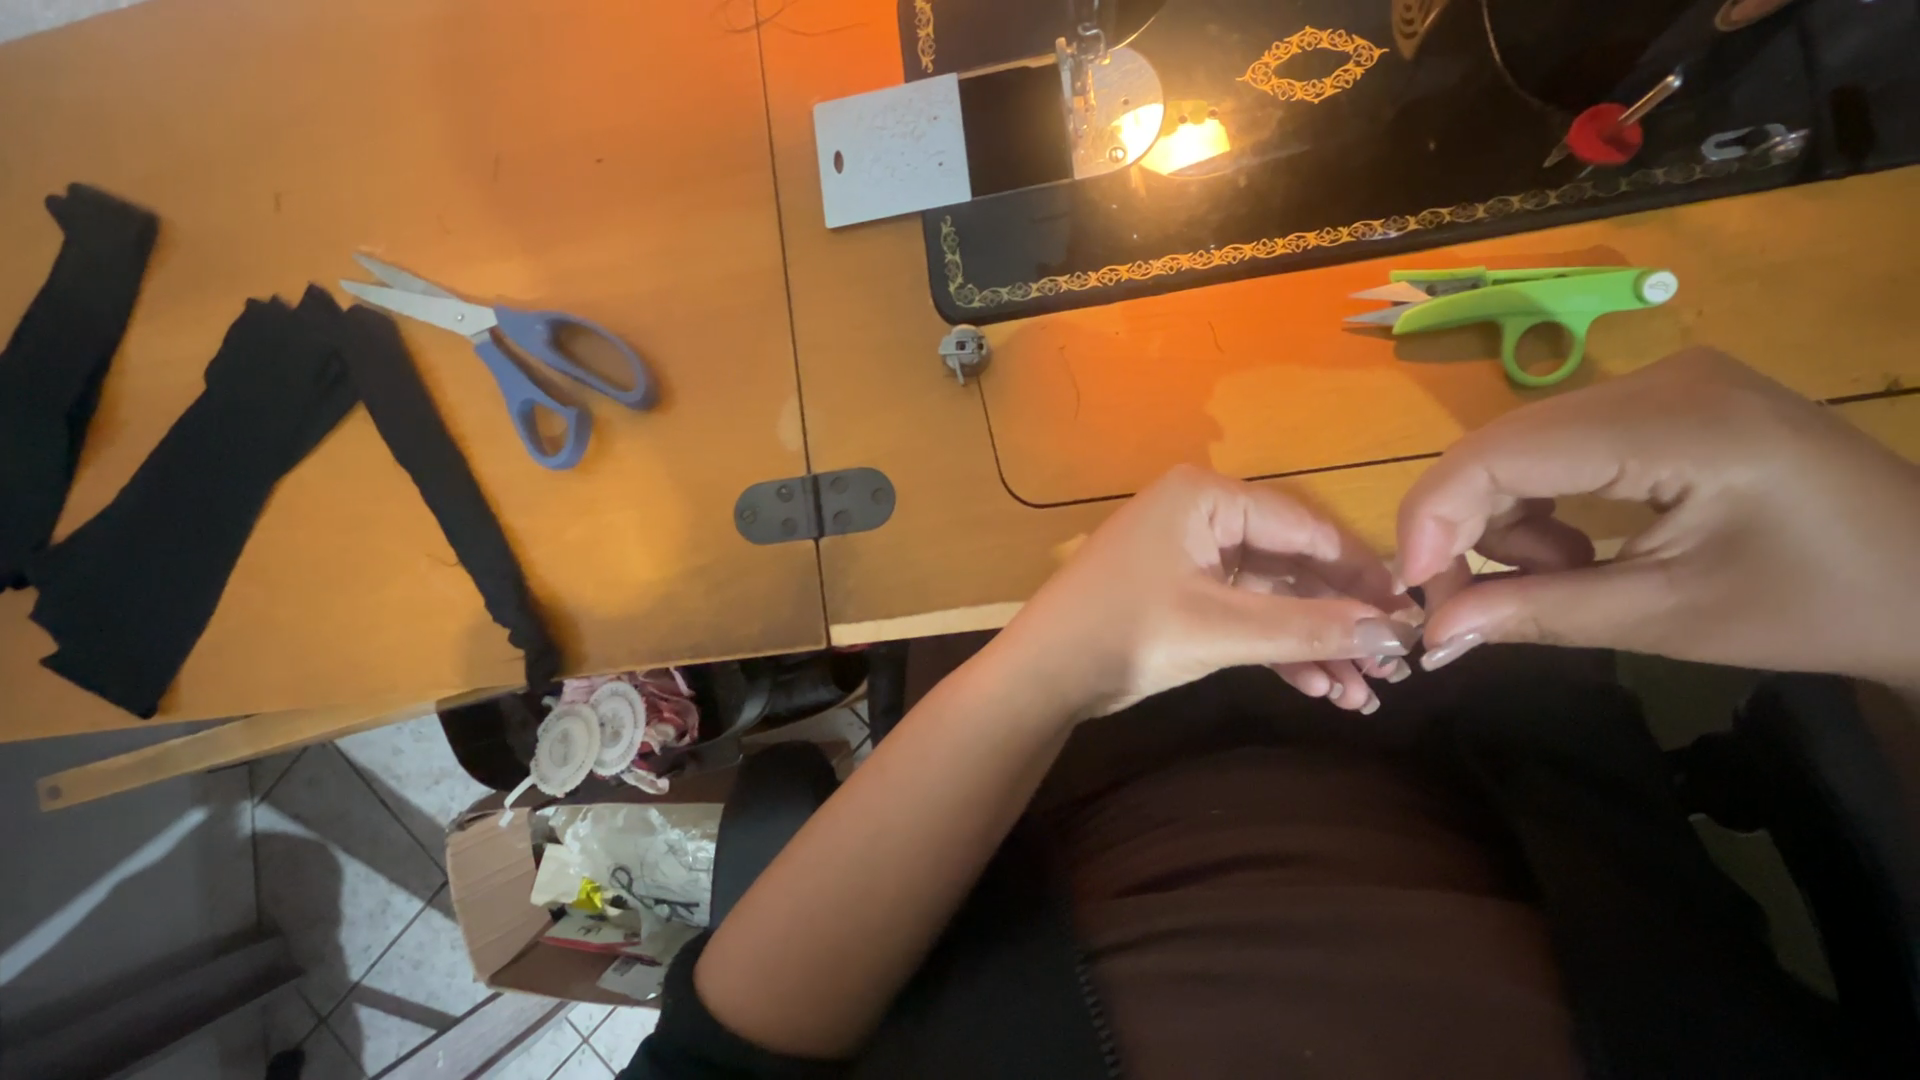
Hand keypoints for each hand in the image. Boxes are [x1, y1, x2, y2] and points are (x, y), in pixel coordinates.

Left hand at [994, 465, 1419, 719]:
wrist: (1043, 675)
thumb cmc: (1127, 633)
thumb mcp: (1223, 629)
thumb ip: (1309, 628)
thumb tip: (1396, 633)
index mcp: (1207, 498)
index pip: (1306, 528)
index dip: (1363, 574)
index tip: (1413, 616)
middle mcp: (1202, 517)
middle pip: (1293, 564)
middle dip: (1340, 620)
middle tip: (1395, 668)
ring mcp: (1190, 557)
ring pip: (1272, 597)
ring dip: (1315, 644)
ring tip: (1364, 695)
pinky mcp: (1182, 596)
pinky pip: (1244, 615)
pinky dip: (1278, 650)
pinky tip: (1320, 689)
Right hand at [1397, 349, 1919, 687]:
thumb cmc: (1823, 606)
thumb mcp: (1668, 618)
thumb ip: (1536, 615)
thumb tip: (1430, 634)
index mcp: (1679, 425)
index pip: (1501, 451)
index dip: (1434, 517)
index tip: (1415, 592)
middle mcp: (1657, 379)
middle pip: (1498, 446)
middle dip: (1462, 528)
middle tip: (1461, 603)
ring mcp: (1657, 382)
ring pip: (1514, 448)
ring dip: (1501, 522)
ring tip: (1549, 580)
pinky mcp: (1655, 400)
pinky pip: (1547, 447)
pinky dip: (1534, 505)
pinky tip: (1572, 547)